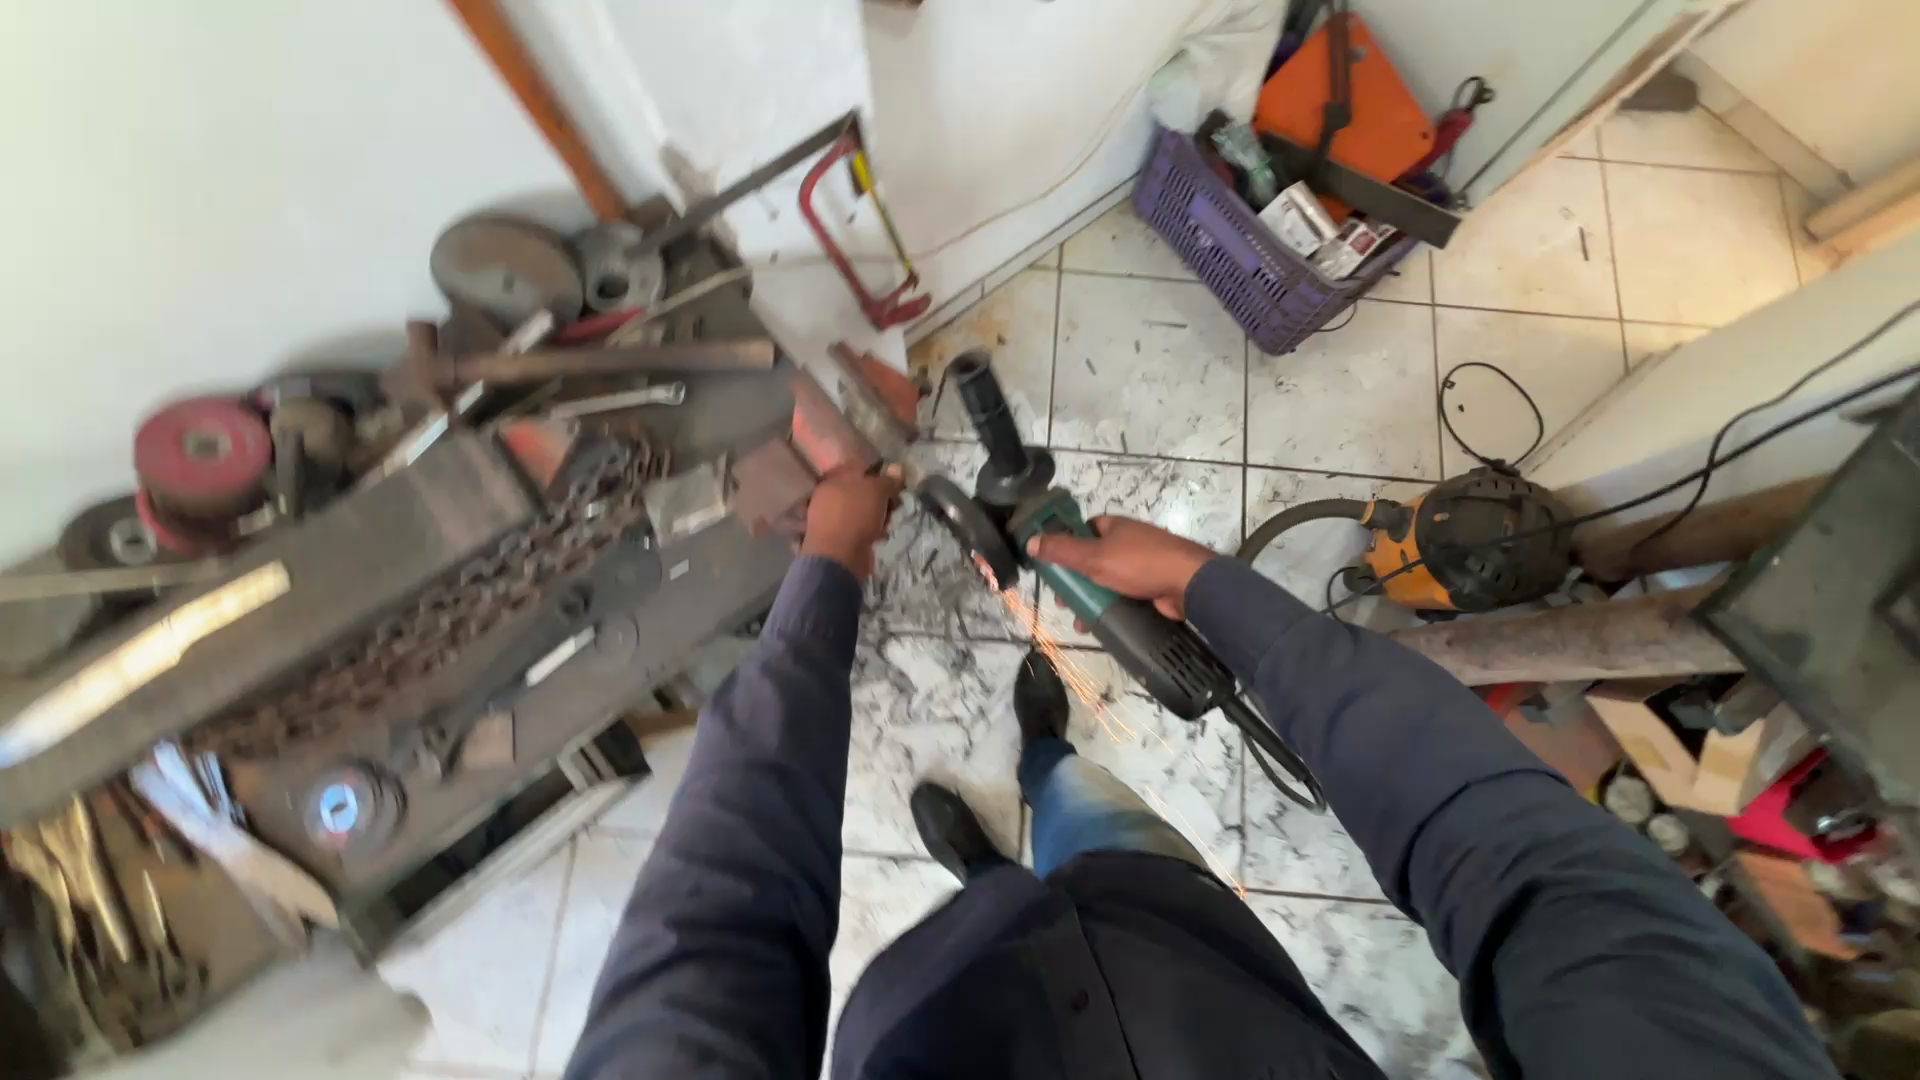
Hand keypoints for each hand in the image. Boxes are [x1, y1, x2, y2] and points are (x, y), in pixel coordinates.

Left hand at [800, 465, 903, 579]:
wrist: (838, 556)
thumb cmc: (856, 515)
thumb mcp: (876, 491)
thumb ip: (887, 479)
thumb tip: (896, 468)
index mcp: (834, 478)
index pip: (859, 468)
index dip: (879, 473)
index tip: (895, 483)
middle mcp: (829, 495)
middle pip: (861, 490)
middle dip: (881, 497)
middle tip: (895, 505)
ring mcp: (831, 517)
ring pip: (861, 510)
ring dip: (877, 515)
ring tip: (888, 523)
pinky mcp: (837, 536)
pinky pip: (858, 527)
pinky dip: (870, 530)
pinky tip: (879, 536)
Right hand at [1024, 516, 1215, 619]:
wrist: (1189, 585)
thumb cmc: (1139, 564)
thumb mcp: (1094, 557)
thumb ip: (1061, 550)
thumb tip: (1031, 541)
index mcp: (1113, 526)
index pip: (1081, 531)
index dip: (1064, 546)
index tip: (1051, 567)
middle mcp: (1126, 541)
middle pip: (1091, 559)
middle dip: (1074, 582)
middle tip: (1062, 600)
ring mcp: (1141, 564)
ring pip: (1105, 581)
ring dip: (1090, 600)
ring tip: (1078, 621)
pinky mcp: (1150, 585)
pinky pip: (1122, 595)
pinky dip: (1109, 607)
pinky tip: (1100, 624)